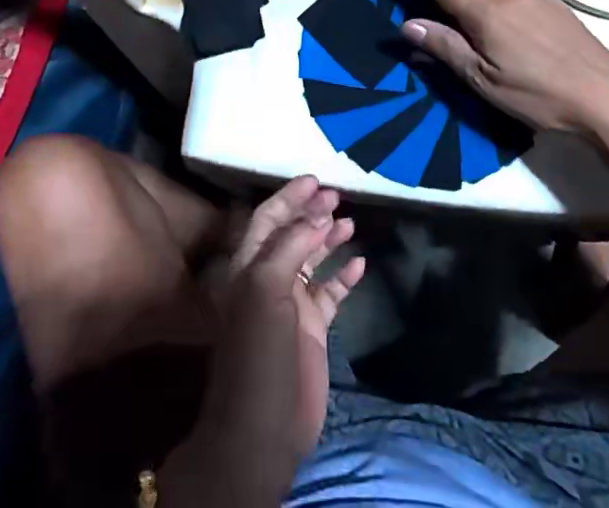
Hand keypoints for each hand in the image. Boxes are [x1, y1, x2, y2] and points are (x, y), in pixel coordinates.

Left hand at [167, 176, 364, 506]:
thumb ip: (290, 247)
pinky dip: (344, 276)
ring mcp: (291, 305)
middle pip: (291, 236)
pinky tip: (360, 263)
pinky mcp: (312, 328)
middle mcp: (267, 281)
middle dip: (311, 213)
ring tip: (350, 223)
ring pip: (312, 260)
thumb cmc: (259, 352)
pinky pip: (331, 292)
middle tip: (338, 196)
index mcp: (248, 269)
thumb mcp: (266, 290)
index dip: (288, 198)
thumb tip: (316, 214)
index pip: (266, 221)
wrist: (263, 427)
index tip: (315, 180)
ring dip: (329, 239)